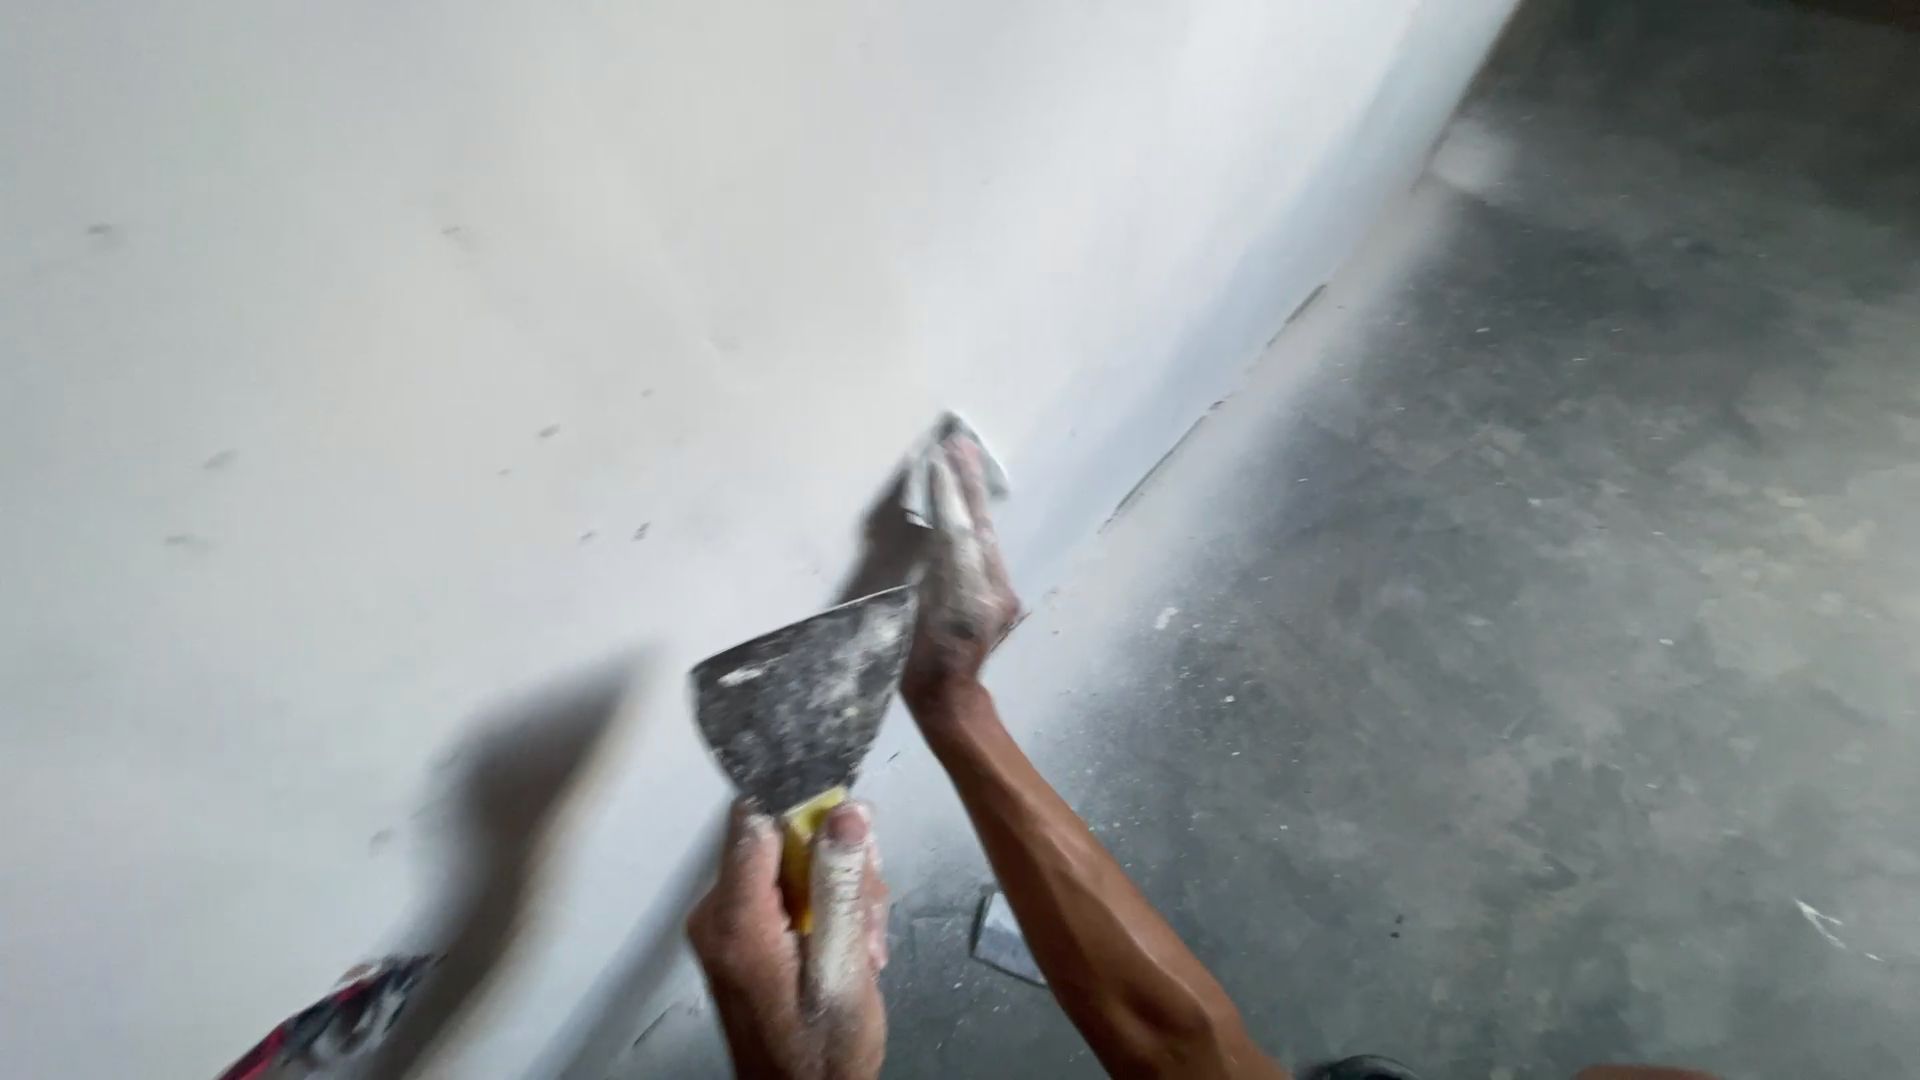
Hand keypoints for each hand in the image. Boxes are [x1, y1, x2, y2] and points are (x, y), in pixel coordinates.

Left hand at [688, 800, 888, 1079]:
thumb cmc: (824, 1046)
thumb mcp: (844, 965)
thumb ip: (841, 885)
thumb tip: (848, 809)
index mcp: (735, 918)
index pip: (754, 817)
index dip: (802, 803)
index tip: (849, 821)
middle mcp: (718, 910)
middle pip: (782, 836)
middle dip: (838, 858)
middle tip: (870, 905)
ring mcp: (728, 919)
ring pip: (794, 859)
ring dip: (840, 886)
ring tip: (866, 937)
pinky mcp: (741, 929)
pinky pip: (789, 884)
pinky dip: (826, 902)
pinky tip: (851, 940)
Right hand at [902, 432, 1021, 713]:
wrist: (950, 698)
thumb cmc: (913, 667)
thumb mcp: (904, 621)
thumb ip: (923, 575)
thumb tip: (931, 530)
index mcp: (965, 602)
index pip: (957, 536)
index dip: (948, 497)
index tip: (939, 460)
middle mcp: (993, 594)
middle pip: (980, 529)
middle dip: (968, 484)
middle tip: (960, 443)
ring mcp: (1004, 595)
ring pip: (988, 537)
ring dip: (975, 497)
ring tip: (966, 457)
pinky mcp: (1005, 596)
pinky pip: (989, 551)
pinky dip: (978, 521)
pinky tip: (973, 499)